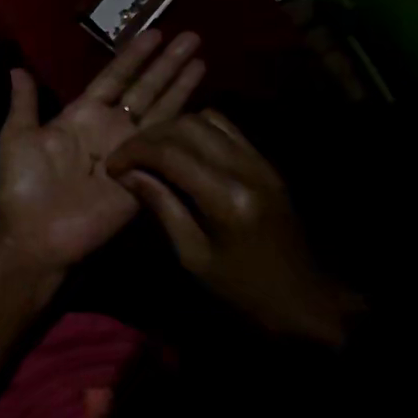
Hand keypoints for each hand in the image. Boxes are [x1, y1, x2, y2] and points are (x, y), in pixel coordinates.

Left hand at [0, 30, 204, 278]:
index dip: (134, 56)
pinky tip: (202, 107)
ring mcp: (130, 150)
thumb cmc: (23, 184)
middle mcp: (111, 128)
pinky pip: (165, 147)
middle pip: (145, 88)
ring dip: (181, 86)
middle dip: (168, 63)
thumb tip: (16, 67)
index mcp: (82, 115)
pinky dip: (183, 127)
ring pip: (161, 110)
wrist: (36, 231)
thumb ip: (24, 103)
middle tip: (192, 37)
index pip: (115, 77)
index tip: (154, 33)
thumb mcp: (17, 136)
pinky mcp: (144, 175)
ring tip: (201, 59)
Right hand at [107, 111, 359, 347]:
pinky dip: (199, 132)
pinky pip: (228, 129)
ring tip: (153, 152)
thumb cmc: (243, 290)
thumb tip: (129, 174)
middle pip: (188, 126)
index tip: (111, 165)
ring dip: (175, 129)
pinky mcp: (266, 163)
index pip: (169, 153)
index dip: (134, 152)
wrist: (305, 298)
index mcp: (225, 197)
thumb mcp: (193, 256)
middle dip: (150, 136)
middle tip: (127, 157)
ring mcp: (260, 161)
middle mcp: (244, 167)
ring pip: (208, 119)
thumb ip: (162, 207)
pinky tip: (184, 153)